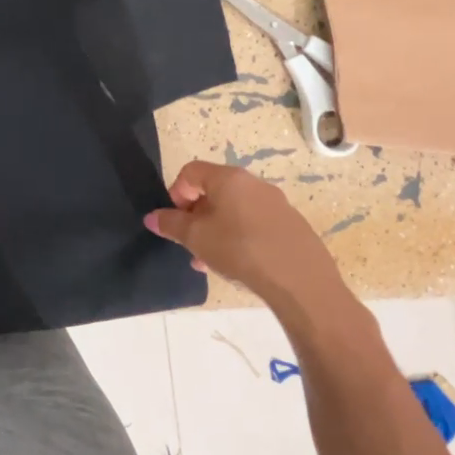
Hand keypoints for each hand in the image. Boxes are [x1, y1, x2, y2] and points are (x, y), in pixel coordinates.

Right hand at [144, 161, 348, 307]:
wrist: (301, 282)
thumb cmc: (239, 249)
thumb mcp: (195, 237)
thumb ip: (170, 224)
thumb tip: (153, 217)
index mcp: (229, 179)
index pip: (191, 171)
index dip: (176, 192)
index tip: (176, 219)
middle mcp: (255, 185)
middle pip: (214, 191)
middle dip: (196, 216)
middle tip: (191, 241)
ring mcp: (278, 205)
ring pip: (235, 212)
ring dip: (216, 230)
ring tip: (210, 260)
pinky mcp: (293, 227)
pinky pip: (256, 225)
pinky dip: (240, 238)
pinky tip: (239, 265)